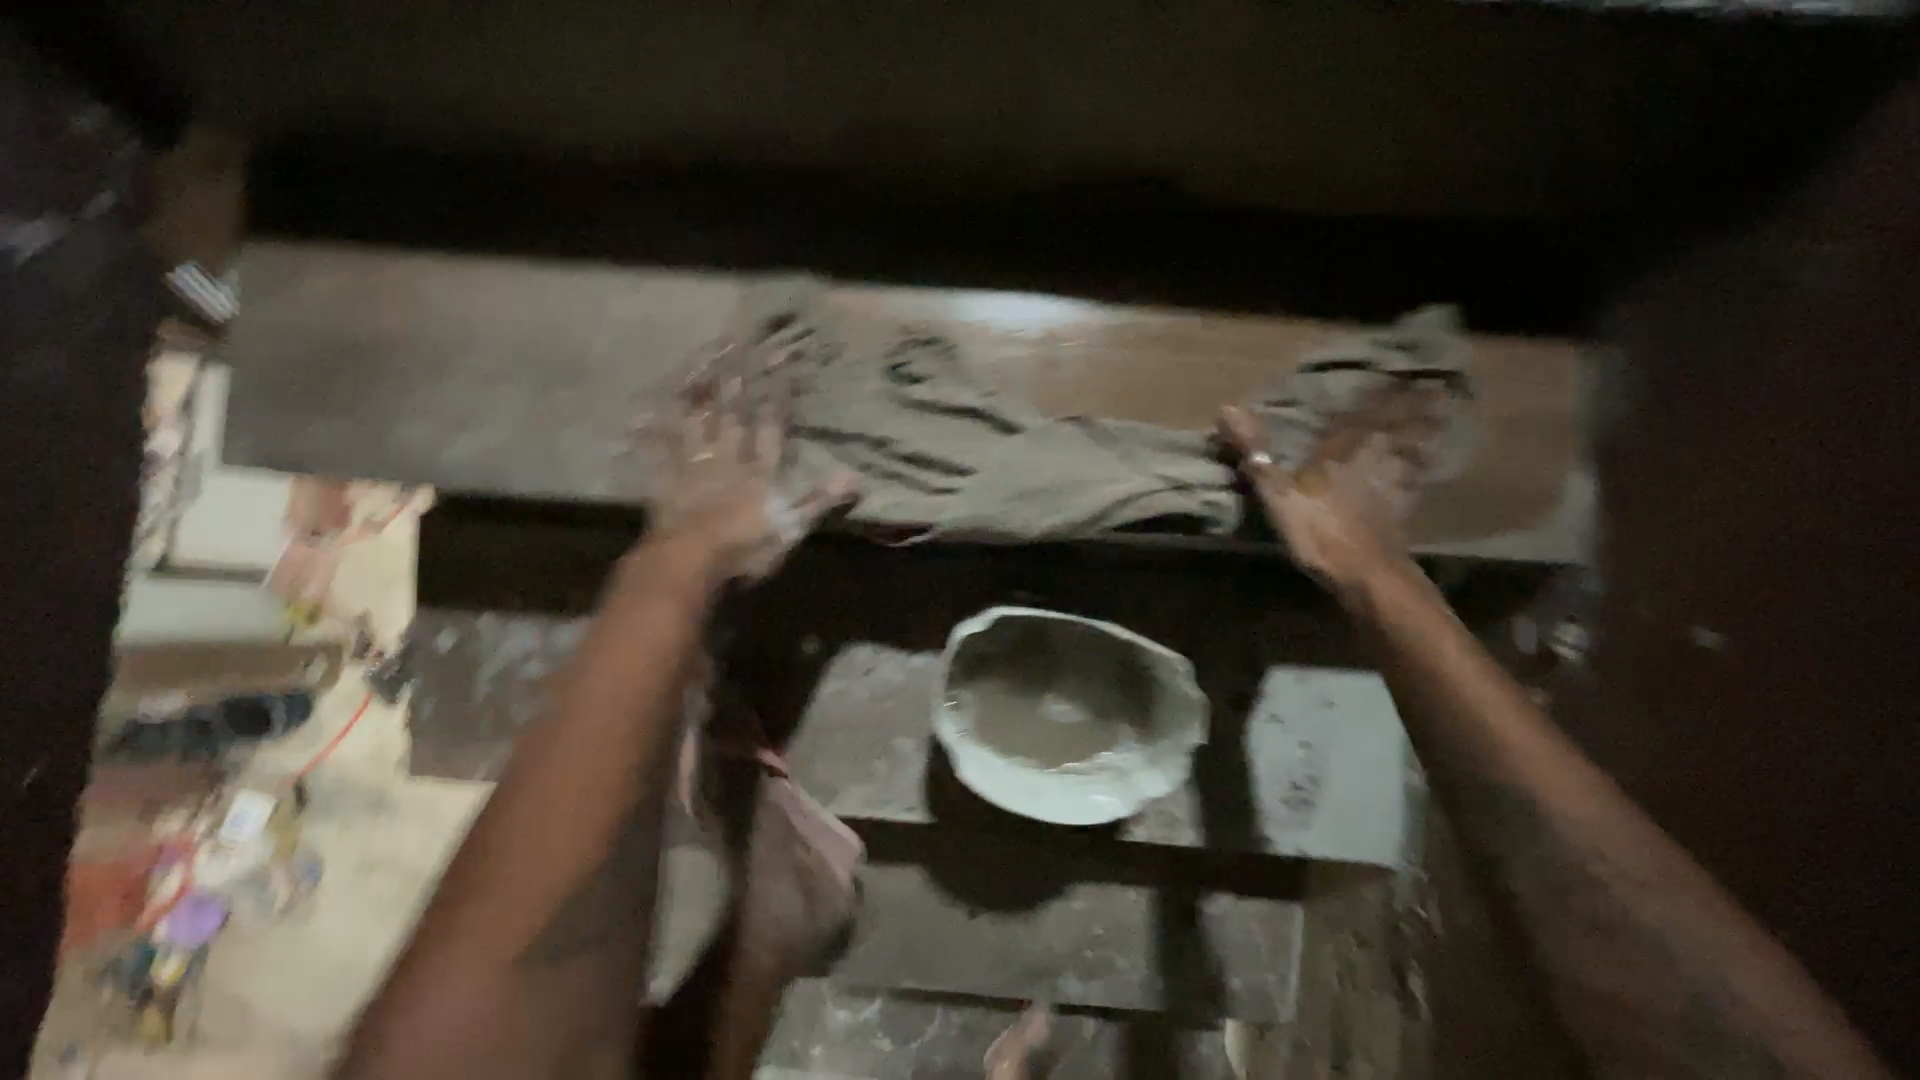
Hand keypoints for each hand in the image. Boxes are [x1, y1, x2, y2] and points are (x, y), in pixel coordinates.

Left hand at [640, 339, 857, 584]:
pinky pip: (657, 452)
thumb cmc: (744, 547)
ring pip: (695, 423)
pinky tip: (641, 413)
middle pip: (731, 415)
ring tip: (696, 362)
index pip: (770, 428)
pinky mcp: (664, 483)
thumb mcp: (791, 526)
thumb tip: (856, 476)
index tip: (780, 367)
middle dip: (735, 381)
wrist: (688, 560)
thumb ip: (819, 499)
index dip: (776, 398)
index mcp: (758, 471)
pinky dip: (650, 433)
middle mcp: (726, 460)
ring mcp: (691, 468)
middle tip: (734, 344)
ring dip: (696, 393)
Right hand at [1220, 387, 1434, 594]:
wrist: (1367, 576)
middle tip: (1436, 389)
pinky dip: (1418, 476)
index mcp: (1340, 452)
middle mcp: (1371, 462)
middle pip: (1394, 429)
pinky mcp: (1399, 516)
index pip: (1363, 413)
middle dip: (1412, 410)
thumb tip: (1227, 406)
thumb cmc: (1320, 530)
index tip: (1404, 372)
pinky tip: (1420, 478)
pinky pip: (1411, 487)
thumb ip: (1257, 452)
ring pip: (1408, 454)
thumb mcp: (1278, 492)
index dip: (1382, 394)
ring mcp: (1389, 489)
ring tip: (1439, 423)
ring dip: (1422, 438)